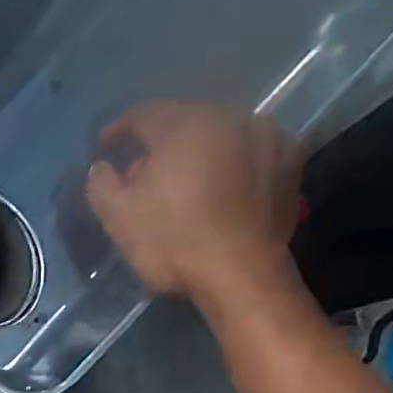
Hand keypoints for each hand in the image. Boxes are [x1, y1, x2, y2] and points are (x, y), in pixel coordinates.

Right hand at [85, 102, 305, 310]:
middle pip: (184, 126)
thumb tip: (102, 166)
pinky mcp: (290, 165)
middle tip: (145, 177)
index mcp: (183, 123)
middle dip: (161, 149)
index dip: (119, 132)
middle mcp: (227, 116)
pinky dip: (239, 167)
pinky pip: (255, 156)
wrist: (243, 276)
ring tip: (189, 186)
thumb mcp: (121, 218)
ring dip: (202, 156)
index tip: (106, 149)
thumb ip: (102, 185)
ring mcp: (265, 137)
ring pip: (221, 138)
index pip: (142, 115)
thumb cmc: (176, 243)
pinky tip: (229, 186)